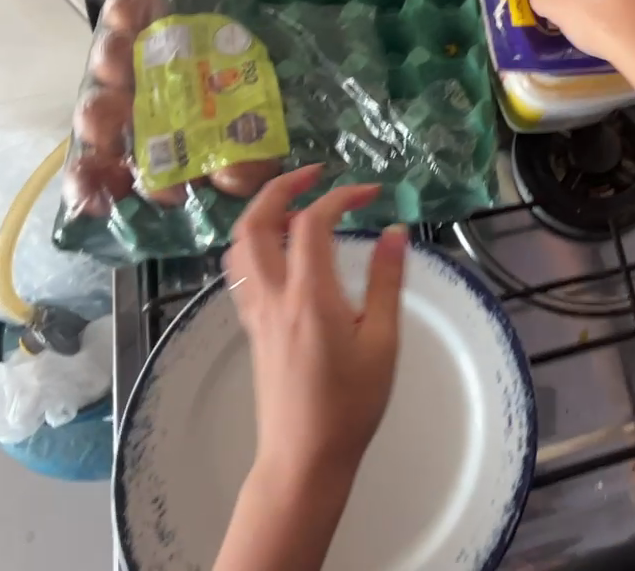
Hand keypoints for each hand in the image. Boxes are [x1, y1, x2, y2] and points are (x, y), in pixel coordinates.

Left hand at [222, 163, 407, 484]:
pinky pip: (242, 270)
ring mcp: (256, 313)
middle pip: (254, 224)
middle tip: (315, 175)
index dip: (341, 196)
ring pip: (239, 246)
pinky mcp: (253, 327)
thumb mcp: (382, 341)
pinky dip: (257, 242)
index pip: (312, 223)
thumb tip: (395, 231)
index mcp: (309, 296)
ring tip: (297, 205)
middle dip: (281, 188)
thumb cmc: (350, 403)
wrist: (304, 458)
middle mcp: (273, 297)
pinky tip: (286, 249)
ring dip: (262, 213)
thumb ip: (387, 281)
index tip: (372, 192)